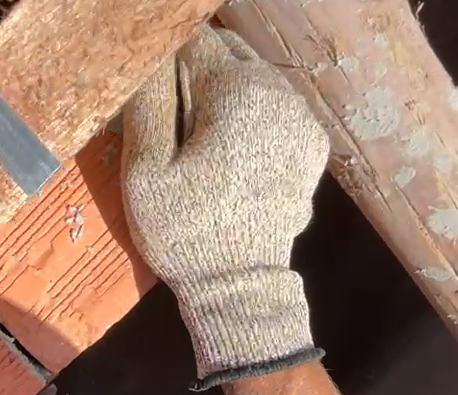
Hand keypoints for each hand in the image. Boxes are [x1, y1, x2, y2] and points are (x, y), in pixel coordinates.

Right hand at [122, 25, 329, 388]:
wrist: (239, 287)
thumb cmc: (184, 234)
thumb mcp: (145, 174)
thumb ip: (148, 104)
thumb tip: (152, 55)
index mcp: (237, 91)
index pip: (193, 44)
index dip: (165, 69)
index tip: (151, 103)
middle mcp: (280, 91)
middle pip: (229, 57)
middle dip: (198, 81)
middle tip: (174, 131)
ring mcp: (303, 119)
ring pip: (255, 83)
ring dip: (226, 102)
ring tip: (203, 150)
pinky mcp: (312, 148)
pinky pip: (276, 115)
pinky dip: (252, 125)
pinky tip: (234, 164)